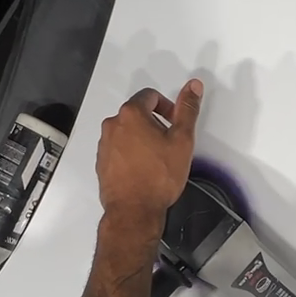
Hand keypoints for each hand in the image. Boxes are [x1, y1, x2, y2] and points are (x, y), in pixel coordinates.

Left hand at [96, 79, 202, 231]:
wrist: (134, 211)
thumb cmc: (158, 177)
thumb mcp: (182, 141)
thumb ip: (187, 110)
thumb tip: (193, 86)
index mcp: (132, 114)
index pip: (150, 96)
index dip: (167, 107)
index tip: (174, 123)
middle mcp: (113, 125)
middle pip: (137, 113)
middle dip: (154, 124)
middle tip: (168, 144)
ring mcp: (104, 144)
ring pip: (127, 132)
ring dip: (142, 139)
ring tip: (156, 160)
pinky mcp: (102, 162)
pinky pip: (118, 149)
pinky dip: (131, 154)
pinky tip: (143, 171)